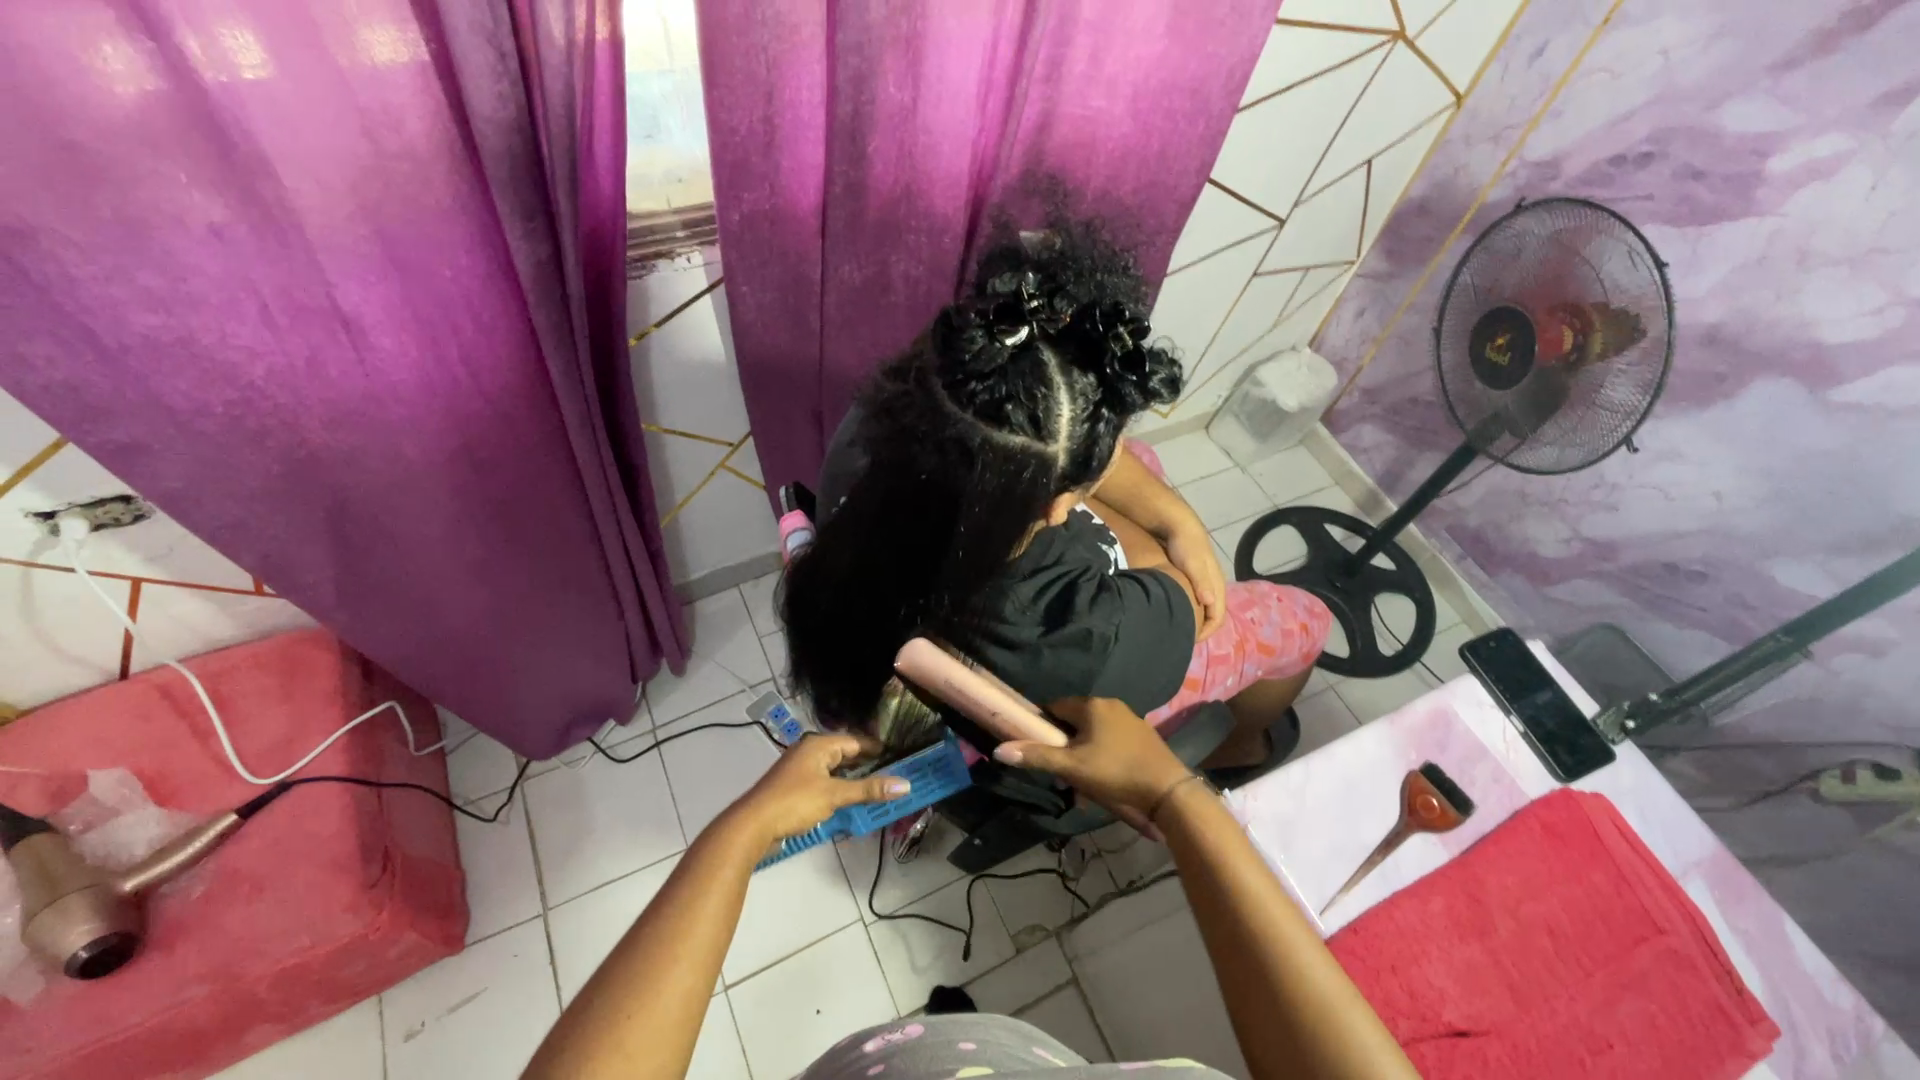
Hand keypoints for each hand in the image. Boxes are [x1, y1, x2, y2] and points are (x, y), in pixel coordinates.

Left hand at [727, 733, 909, 846]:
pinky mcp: (795, 789)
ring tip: (877, 793)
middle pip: (845, 756)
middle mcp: (809, 752)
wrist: (752, 825)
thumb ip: (869, 790)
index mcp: (819, 745)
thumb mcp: (835, 795)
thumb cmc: (795, 802)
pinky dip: (839, 793)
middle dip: (868, 767)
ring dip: (854, 783)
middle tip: (893, 777)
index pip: (856, 741)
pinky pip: (825, 785)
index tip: (900, 758)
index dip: (878, 750)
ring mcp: (800, 771)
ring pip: (835, 772)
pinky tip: (851, 805)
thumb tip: (906, 784)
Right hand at [994, 698, 1192, 822]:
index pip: (1055, 707)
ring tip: (1082, 778)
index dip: (1043, 727)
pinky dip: (1103, 753)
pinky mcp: (1143, 734)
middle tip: (1061, 769)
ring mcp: (1130, 718)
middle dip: (1065, 743)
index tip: (1039, 748)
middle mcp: (1111, 703)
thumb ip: (1036, 757)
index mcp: (1091, 705)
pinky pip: (1112, 738)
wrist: (1168, 791)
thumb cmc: (1115, 774)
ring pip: (1094, 730)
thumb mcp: (1072, 768)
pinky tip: (1106, 776)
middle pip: (1075, 719)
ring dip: (1084, 750)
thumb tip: (1000, 750)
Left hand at [1164, 523, 1226, 639]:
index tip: (1189, 640)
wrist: (1178, 525)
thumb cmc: (1185, 546)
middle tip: (1183, 638)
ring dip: (1196, 620)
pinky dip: (1190, 610)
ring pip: (1206, 609)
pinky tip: (1176, 612)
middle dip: (1201, 629)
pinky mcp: (1195, 579)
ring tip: (1180, 629)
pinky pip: (1197, 601)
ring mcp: (1205, 583)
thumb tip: (1210, 602)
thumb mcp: (1192, 564)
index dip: (1206, 632)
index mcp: (1217, 586)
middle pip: (1213, 616)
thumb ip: (1201, 582)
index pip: (1218, 618)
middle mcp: (1214, 587)